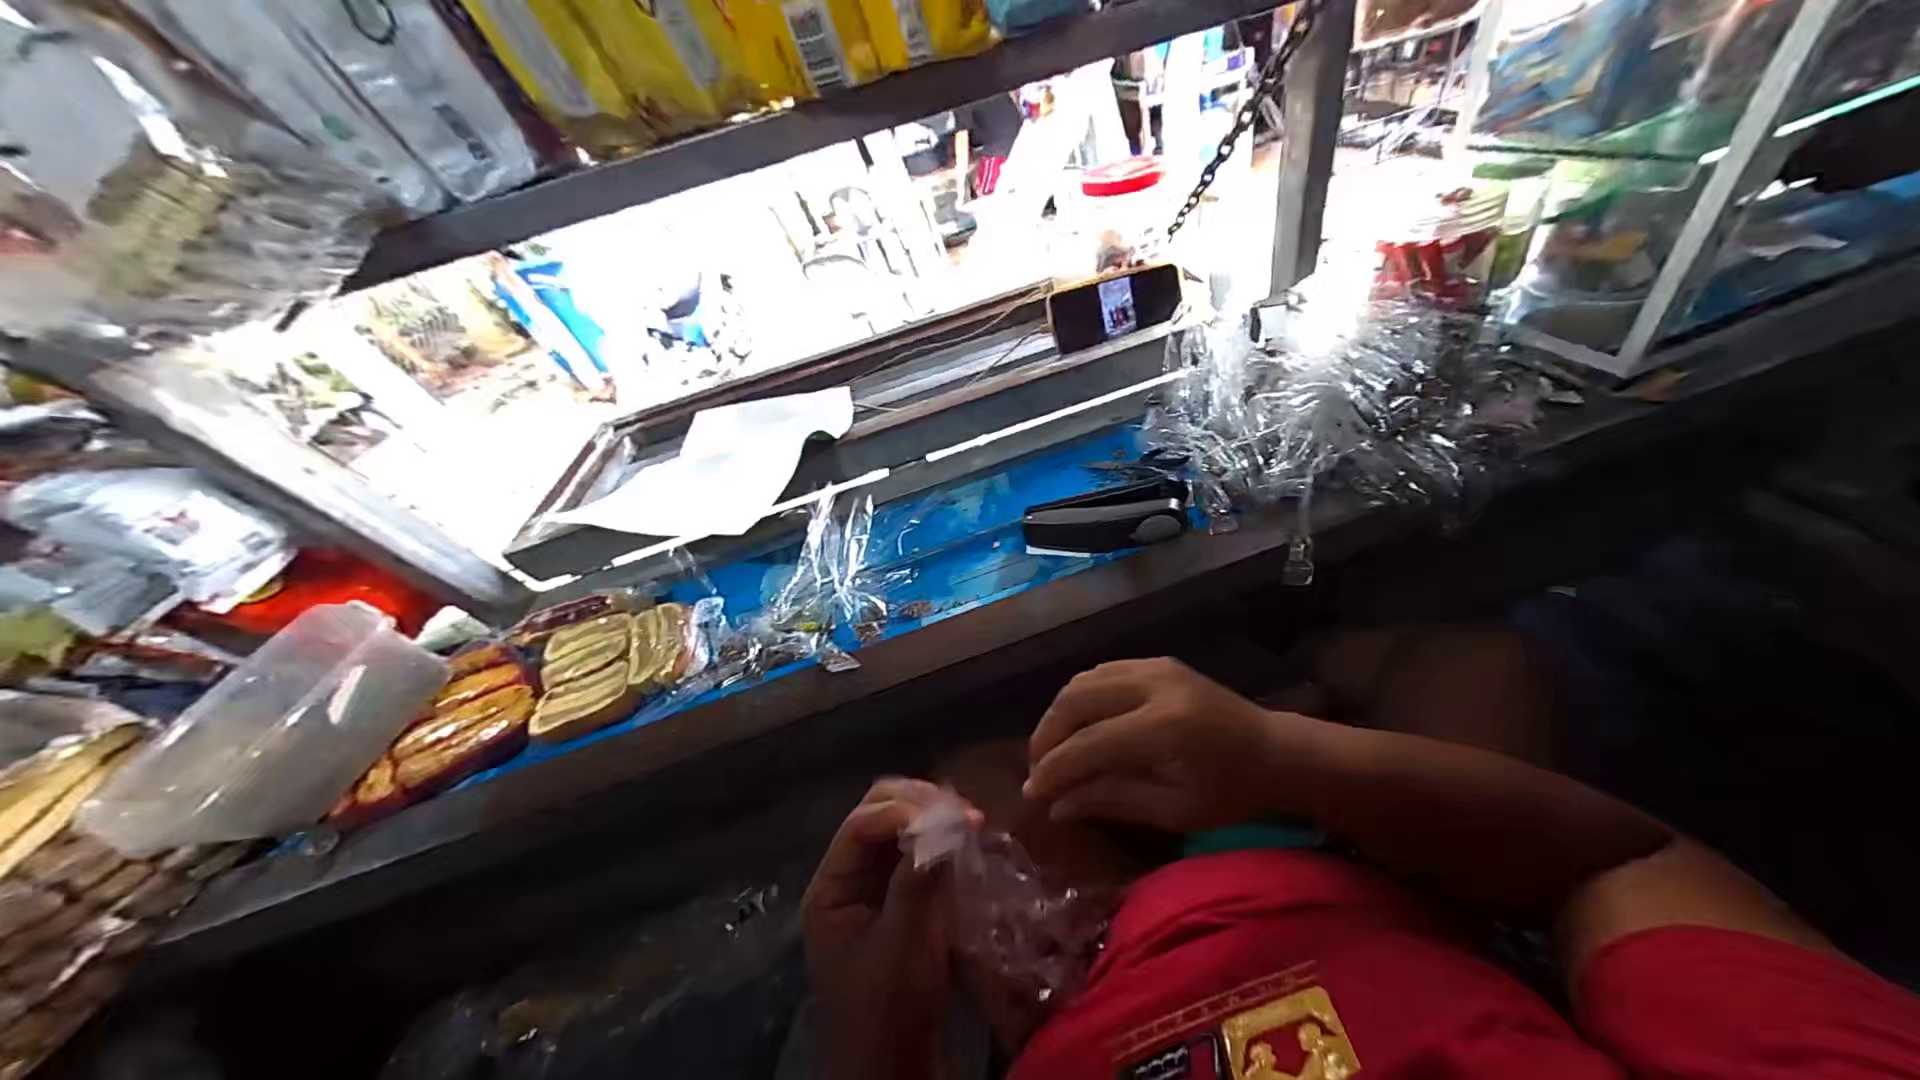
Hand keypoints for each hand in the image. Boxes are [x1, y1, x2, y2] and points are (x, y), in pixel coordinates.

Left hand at [801, 778, 982, 1079]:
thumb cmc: (888, 1013)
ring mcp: (876, 886)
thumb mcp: (903, 945)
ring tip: (970, 819)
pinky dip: (942, 840)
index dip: (903, 810)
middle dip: (918, 805)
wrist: (893, 1072)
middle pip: (877, 814)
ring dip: (933, 817)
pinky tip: (966, 838)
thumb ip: (919, 880)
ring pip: (900, 828)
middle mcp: (849, 878)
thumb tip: (948, 820)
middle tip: (962, 812)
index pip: (861, 825)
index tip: (950, 813)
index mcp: (830, 888)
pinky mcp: (902, 898)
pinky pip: (919, 852)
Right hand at [1024, 658, 1307, 831]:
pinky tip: (1076, 724)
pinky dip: (1078, 698)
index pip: (1089, 744)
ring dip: (1058, 715)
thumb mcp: (1173, 810)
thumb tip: (1056, 806)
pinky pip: (1099, 673)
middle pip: (1075, 701)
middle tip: (1037, 769)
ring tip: (1052, 749)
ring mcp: (1154, 666)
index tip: (1032, 794)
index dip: (1054, 770)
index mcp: (1164, 727)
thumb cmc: (1231, 792)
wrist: (1275, 751)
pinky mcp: (1155, 661)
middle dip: (1046, 737)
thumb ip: (1110, 800)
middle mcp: (1153, 685)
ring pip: (1081, 681)